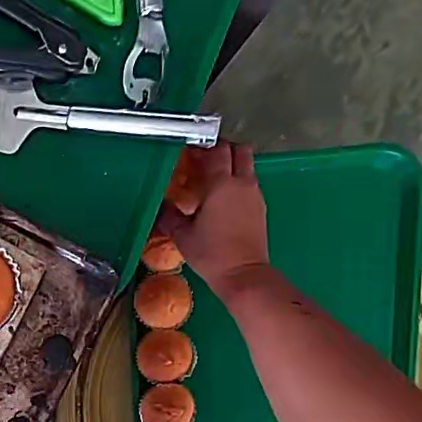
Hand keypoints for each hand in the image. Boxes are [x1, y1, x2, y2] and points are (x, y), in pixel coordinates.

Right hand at [162, 142, 268, 294]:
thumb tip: (160, 206)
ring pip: (247, 166)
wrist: (243, 275)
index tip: (190, 150)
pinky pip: (250, 184)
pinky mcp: (261, 208)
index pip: (216, 150)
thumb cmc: (211, 254)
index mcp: (221, 184)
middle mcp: (242, 184)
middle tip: (206, 159)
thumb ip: (169, 216)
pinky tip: (223, 200)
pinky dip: (238, 183)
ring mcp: (255, 195)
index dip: (203, 146)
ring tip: (213, 180)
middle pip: (239, 150)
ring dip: (232, 165)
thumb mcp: (183, 236)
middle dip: (223, 149)